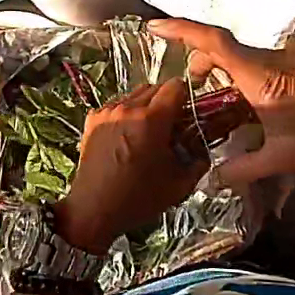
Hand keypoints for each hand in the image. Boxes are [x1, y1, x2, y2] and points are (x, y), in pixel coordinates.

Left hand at [55, 79, 202, 253]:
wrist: (94, 207)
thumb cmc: (138, 198)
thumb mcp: (180, 184)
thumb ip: (198, 159)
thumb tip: (202, 146)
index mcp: (151, 120)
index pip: (175, 87)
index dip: (187, 95)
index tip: (190, 109)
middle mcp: (127, 109)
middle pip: (154, 88)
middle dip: (166, 100)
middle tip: (172, 123)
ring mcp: (106, 112)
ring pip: (133, 95)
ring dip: (145, 106)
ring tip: (148, 131)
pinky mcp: (91, 119)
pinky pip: (115, 106)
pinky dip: (124, 113)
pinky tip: (126, 135)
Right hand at [149, 19, 294, 183]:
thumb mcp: (284, 158)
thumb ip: (243, 167)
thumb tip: (212, 180)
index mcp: (259, 76)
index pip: (212, 42)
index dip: (180, 30)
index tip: (155, 27)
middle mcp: (272, 55)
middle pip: (224, 48)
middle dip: (204, 63)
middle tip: (199, 88)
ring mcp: (294, 50)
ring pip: (248, 54)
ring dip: (232, 70)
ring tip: (238, 100)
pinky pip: (270, 56)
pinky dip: (257, 71)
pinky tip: (273, 97)